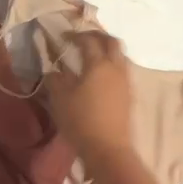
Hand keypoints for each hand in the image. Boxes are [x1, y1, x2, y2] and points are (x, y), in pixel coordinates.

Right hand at [45, 31, 133, 158]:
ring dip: (106, 50)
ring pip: (120, 56)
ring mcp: (125, 81)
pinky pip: (121, 70)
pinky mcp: (128, 94)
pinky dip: (110, 64)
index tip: (62, 37)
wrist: (107, 147)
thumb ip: (55, 80)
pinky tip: (98, 75)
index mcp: (98, 64)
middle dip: (97, 36)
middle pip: (112, 42)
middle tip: (82, 39)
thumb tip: (54, 71)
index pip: (88, 41)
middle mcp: (116, 68)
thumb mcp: (59, 98)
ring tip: (91, 56)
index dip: (75, 36)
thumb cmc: (80, 120)